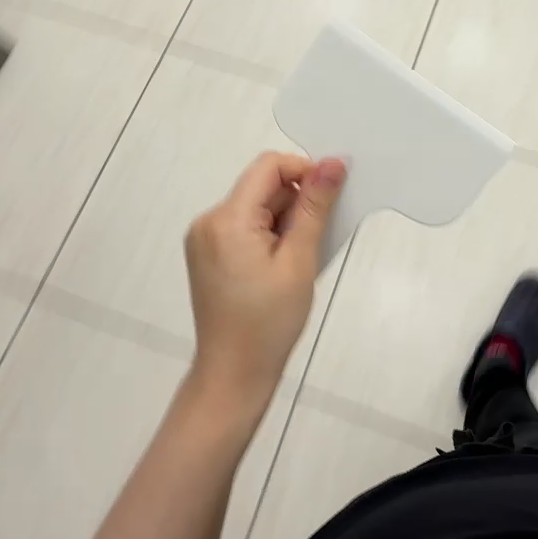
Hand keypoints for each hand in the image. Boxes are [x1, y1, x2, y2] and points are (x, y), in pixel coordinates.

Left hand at [184, 152, 346, 406]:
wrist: (234, 375)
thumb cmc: (270, 322)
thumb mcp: (300, 260)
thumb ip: (315, 206)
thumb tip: (333, 163)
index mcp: (227, 219)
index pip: (269, 166)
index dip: (304, 171)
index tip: (329, 198)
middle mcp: (208, 220)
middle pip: (262, 186)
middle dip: (295, 202)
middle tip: (314, 240)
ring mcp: (203, 238)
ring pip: (256, 206)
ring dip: (284, 220)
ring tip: (297, 260)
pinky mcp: (207, 253)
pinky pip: (244, 225)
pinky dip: (269, 234)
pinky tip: (280, 265)